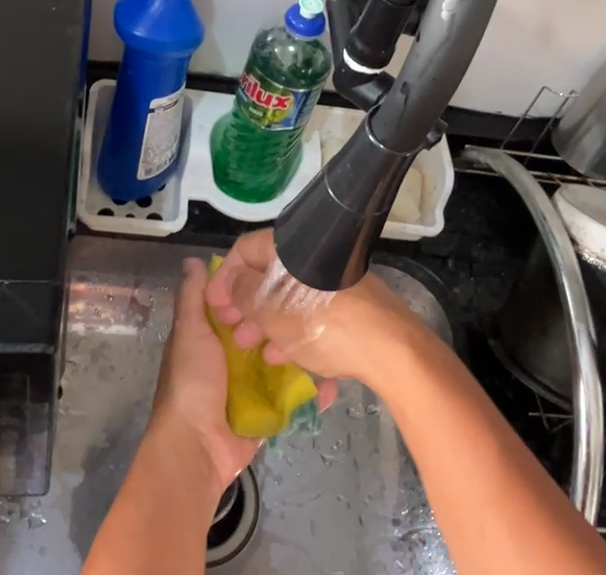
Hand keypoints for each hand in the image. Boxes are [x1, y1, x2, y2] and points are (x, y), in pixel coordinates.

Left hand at [148, 256, 338, 495]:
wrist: (197, 447)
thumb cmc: (191, 382)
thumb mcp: (190, 332)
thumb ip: (193, 298)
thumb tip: (193, 260)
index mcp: (211, 339)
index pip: (238, 309)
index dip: (256, 294)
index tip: (283, 277)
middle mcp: (230, 361)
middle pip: (264, 336)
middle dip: (286, 326)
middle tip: (315, 312)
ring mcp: (249, 389)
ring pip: (281, 366)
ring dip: (303, 358)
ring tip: (331, 343)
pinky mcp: (266, 414)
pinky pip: (292, 400)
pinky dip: (311, 393)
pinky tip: (334, 383)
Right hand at [204, 229, 424, 383]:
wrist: (392, 350)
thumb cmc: (324, 325)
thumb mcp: (272, 313)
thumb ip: (244, 294)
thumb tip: (230, 281)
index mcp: (293, 248)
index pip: (246, 248)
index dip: (225, 275)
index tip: (213, 304)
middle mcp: (313, 258)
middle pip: (267, 273)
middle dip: (244, 302)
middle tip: (230, 327)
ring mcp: (334, 282)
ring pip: (288, 296)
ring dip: (265, 320)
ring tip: (250, 345)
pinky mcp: (351, 306)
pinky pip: (310, 312)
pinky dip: (292, 329)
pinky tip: (282, 356)